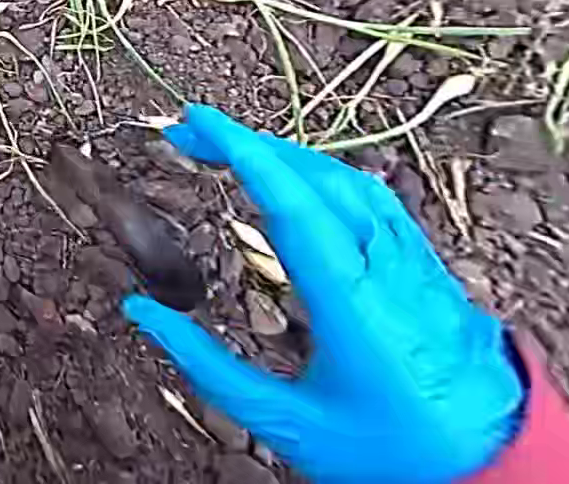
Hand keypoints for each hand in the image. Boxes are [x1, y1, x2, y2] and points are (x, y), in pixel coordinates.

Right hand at [121, 105, 524, 483]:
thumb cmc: (397, 458)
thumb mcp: (290, 425)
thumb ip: (207, 366)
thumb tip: (139, 310)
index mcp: (354, 305)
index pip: (293, 202)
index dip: (242, 150)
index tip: (196, 119)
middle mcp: (389, 272)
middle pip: (316, 178)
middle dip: (247, 143)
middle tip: (188, 134)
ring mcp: (417, 267)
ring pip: (347, 181)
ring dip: (282, 154)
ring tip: (231, 149)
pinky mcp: (429, 270)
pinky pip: (372, 200)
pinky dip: (319, 172)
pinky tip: (293, 178)